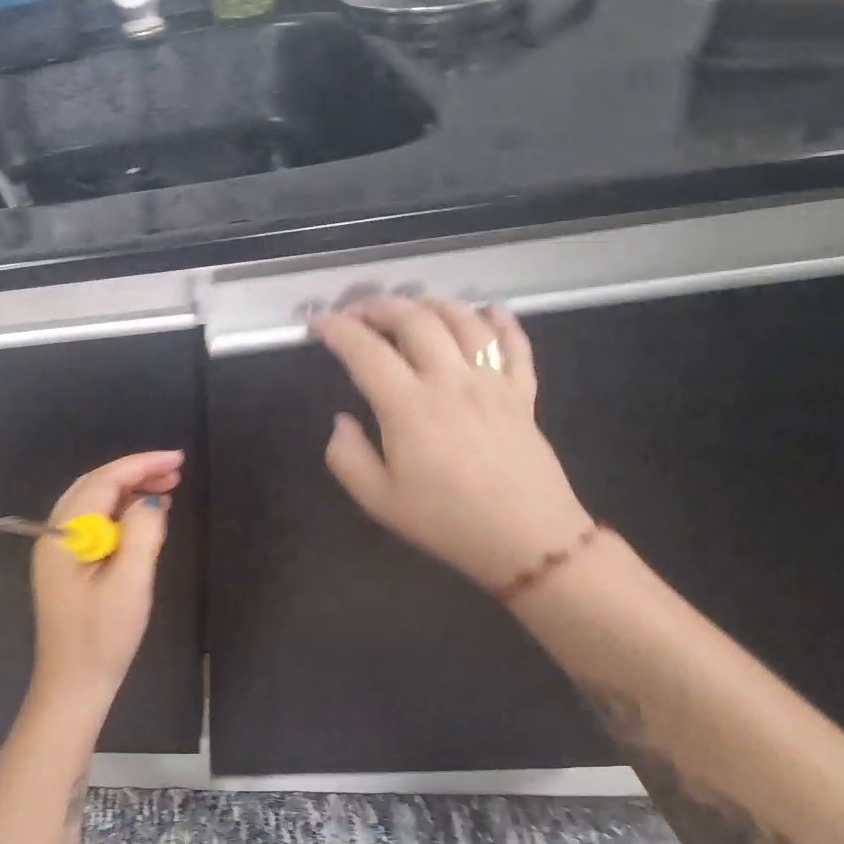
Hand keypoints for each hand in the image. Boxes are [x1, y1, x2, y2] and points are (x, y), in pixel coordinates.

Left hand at [30, 451, 181, 701]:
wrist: (73, 685)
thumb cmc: (102, 638)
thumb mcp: (130, 584)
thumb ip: (142, 535)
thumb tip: (152, 500)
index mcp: (62, 536)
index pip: (101, 483)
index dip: (139, 465)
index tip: (177, 460)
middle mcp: (53, 537)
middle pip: (93, 488)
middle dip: (133, 475)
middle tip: (176, 474)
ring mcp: (57, 553)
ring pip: (92, 506)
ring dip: (127, 494)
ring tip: (167, 492)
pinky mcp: (66, 568)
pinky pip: (92, 528)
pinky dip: (119, 516)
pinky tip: (144, 521)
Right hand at [313, 298, 594, 591]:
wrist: (527, 539)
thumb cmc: (444, 520)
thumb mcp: (376, 499)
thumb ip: (346, 455)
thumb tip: (343, 421)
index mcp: (408, 407)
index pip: (365, 352)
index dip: (336, 330)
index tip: (316, 323)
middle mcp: (451, 381)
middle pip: (415, 320)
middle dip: (379, 306)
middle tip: (356, 312)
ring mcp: (492, 383)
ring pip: (464, 321)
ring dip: (431, 304)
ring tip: (409, 306)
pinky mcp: (523, 393)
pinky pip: (515, 344)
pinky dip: (500, 319)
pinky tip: (486, 310)